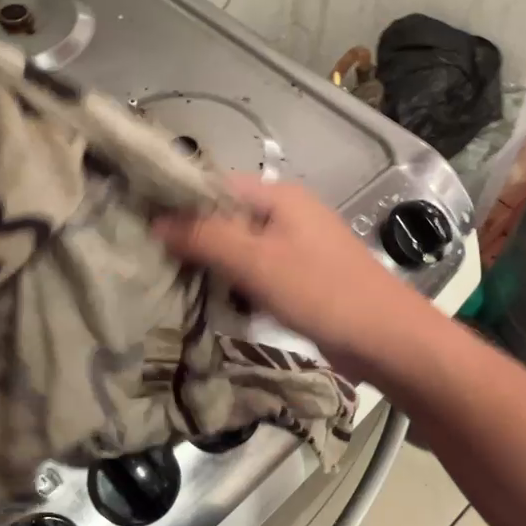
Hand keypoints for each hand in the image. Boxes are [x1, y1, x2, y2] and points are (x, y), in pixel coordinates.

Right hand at [152, 176, 436, 379]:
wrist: (386, 340)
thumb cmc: (321, 293)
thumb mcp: (257, 262)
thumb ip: (206, 237)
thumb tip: (156, 220)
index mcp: (278, 197)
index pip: (214, 185)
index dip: (177, 202)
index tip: (140, 225)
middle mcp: (287, 215)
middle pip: (225, 218)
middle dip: (191, 239)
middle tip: (151, 263)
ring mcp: (296, 249)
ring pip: (240, 250)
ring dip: (213, 268)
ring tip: (173, 286)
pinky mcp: (302, 281)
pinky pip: (257, 276)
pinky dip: (237, 288)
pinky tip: (214, 306)